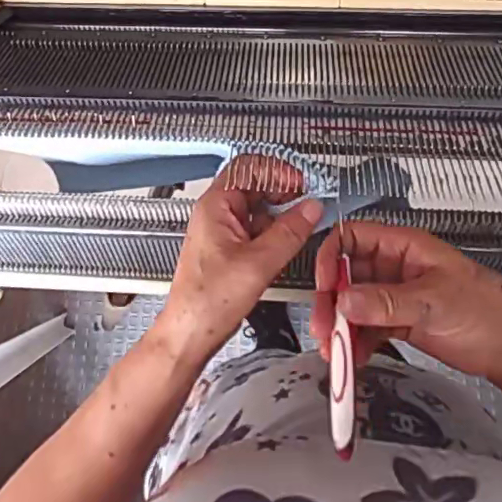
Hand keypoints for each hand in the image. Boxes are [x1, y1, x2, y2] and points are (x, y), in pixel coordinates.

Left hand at [155, 156, 322, 363]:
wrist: (190, 334)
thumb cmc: (207, 301)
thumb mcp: (259, 263)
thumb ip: (289, 232)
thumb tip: (311, 208)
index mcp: (215, 207)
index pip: (249, 167)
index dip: (278, 170)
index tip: (301, 182)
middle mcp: (217, 214)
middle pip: (255, 185)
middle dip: (283, 190)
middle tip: (307, 200)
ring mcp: (223, 232)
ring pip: (258, 208)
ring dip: (281, 211)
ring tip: (302, 222)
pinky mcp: (230, 250)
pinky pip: (257, 229)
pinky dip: (275, 230)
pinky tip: (288, 242)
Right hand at [310, 222, 501, 382]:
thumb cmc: (489, 310)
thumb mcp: (435, 301)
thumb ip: (387, 301)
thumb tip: (344, 300)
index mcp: (404, 246)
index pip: (352, 237)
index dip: (331, 257)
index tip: (323, 286)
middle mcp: (395, 267)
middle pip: (346, 274)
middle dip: (331, 300)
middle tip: (325, 329)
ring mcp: (396, 295)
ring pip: (353, 304)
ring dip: (340, 326)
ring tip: (337, 352)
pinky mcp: (399, 320)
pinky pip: (366, 327)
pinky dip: (357, 341)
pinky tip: (355, 357)